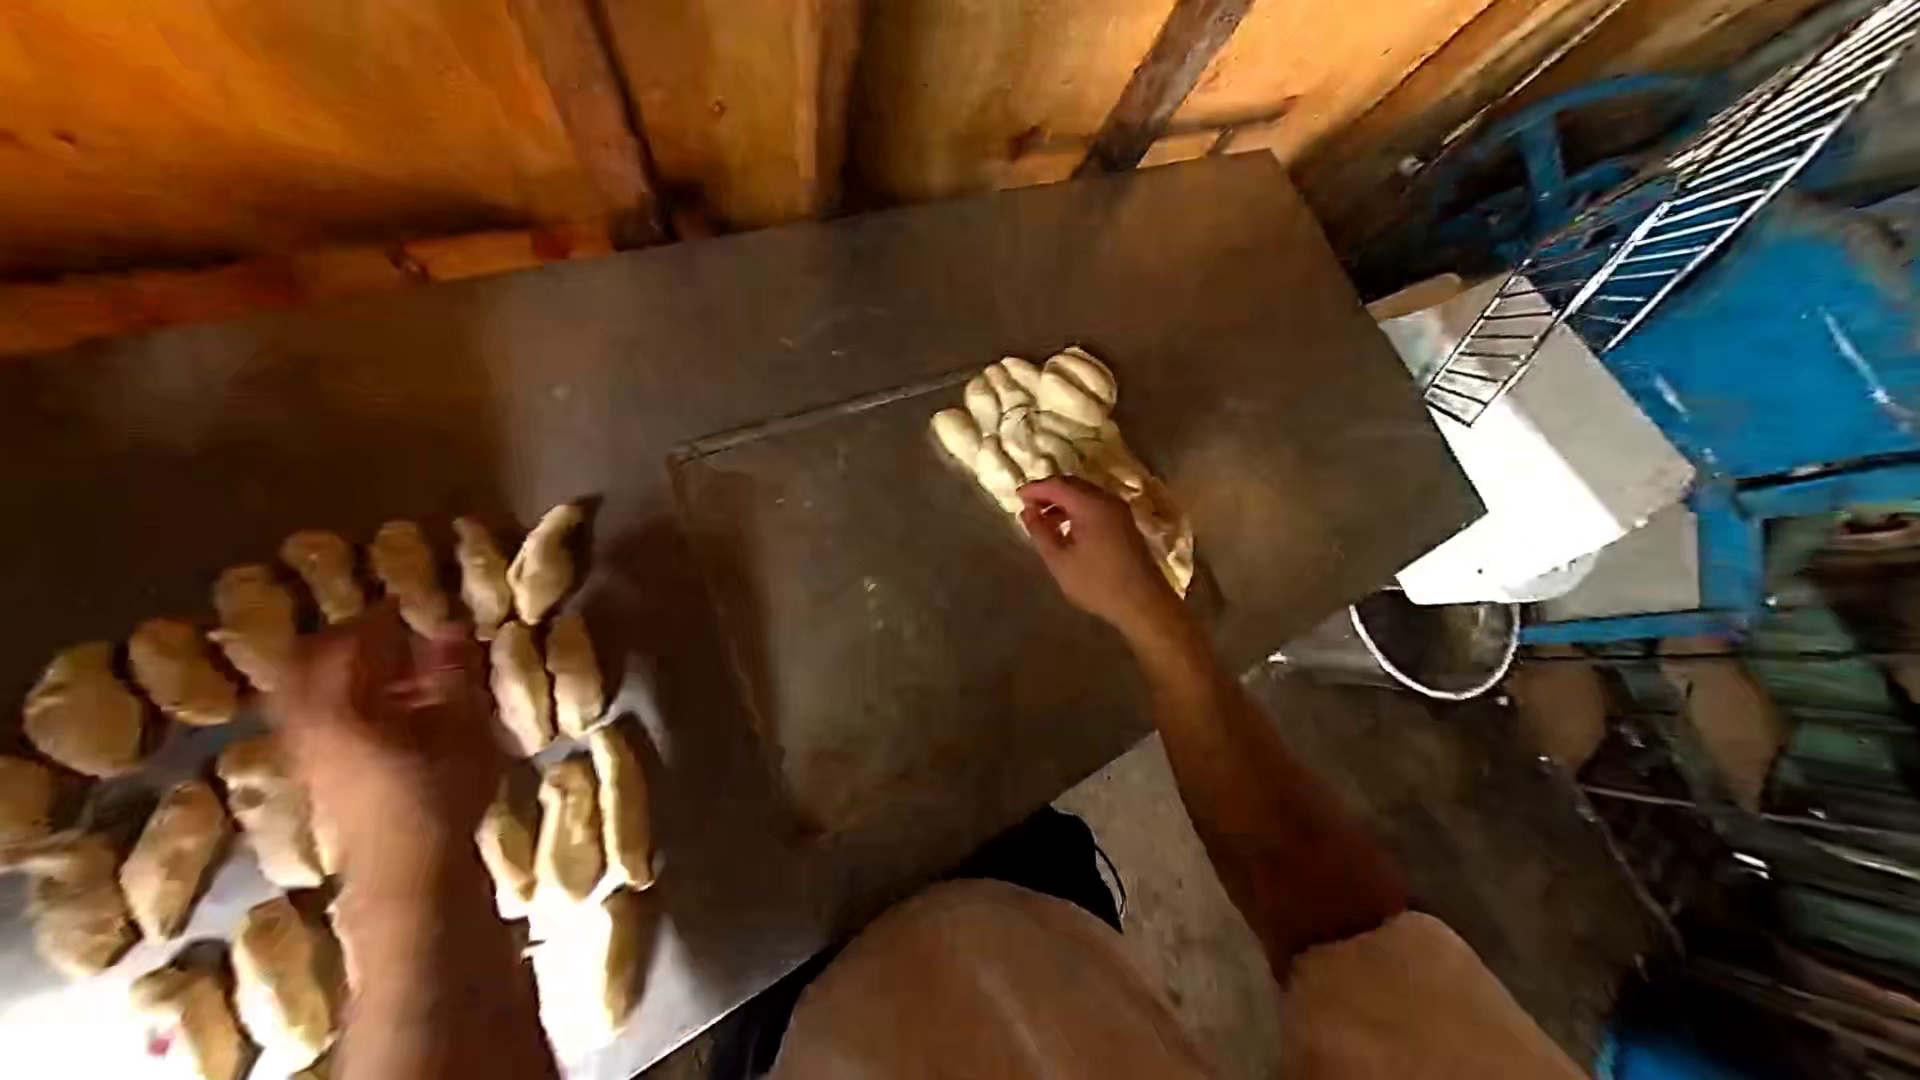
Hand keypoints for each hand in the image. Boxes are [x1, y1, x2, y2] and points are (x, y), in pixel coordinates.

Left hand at [269, 603, 501, 875]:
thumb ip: (452, 673)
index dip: (380, 615)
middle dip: (349, 636)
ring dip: (346, 664)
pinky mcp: (316, 767)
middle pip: (307, 660)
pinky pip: (314, 709)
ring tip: (396, 660)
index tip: (414, 600)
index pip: (346, 643)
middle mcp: (308, 723)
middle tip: (395, 625)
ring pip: (306, 686)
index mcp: (342, 709)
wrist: (407, 868)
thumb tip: (450, 625)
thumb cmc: (441, 793)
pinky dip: (346, 691)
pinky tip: (391, 701)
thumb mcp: (462, 727)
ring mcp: (305, 748)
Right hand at [1018, 476, 1190, 644]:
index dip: (1035, 489)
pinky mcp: (1125, 523)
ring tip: (1044, 522)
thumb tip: (1027, 512)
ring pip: (1085, 495)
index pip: (1057, 485)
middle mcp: (1107, 500)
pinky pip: (1095, 505)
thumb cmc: (1097, 584)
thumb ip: (1040, 532)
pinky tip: (1066, 529)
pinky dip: (1077, 510)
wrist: (1143, 603)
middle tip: (1028, 508)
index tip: (1017, 498)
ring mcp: (1119, 511)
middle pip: (1072, 485)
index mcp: (1091, 505)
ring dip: (1062, 502)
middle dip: (1048, 493)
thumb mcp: (1059, 561)